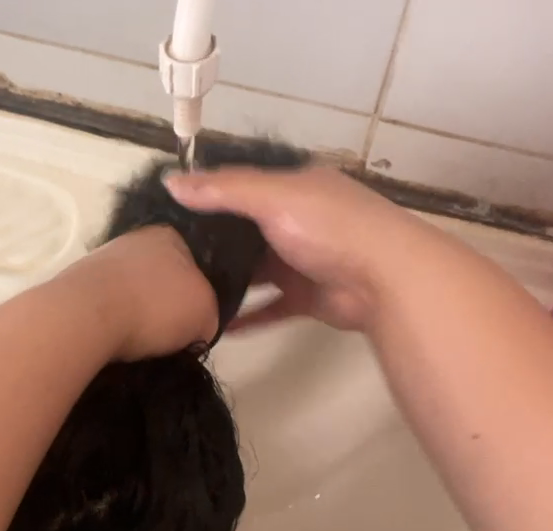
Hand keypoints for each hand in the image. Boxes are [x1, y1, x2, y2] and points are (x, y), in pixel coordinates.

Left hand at [56, 226, 218, 360]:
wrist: (85, 316)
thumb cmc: (154, 307)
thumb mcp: (205, 312)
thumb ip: (210, 313)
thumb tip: (198, 326)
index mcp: (169, 235)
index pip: (196, 265)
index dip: (199, 297)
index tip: (194, 324)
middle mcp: (134, 240)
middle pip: (162, 280)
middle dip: (165, 307)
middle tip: (169, 338)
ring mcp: (102, 260)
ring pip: (132, 293)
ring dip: (136, 315)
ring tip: (138, 342)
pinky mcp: (78, 285)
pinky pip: (106, 306)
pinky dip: (112, 322)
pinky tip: (113, 338)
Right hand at [164, 167, 408, 331]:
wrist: (384, 279)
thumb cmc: (330, 227)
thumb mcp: (273, 199)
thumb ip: (223, 191)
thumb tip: (170, 182)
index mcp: (294, 188)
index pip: (242, 187)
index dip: (208, 196)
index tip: (168, 212)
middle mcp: (298, 221)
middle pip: (246, 231)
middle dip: (213, 243)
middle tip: (168, 258)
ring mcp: (302, 261)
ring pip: (256, 272)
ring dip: (227, 281)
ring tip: (186, 292)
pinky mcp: (306, 299)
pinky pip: (269, 308)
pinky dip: (246, 316)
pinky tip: (217, 326)